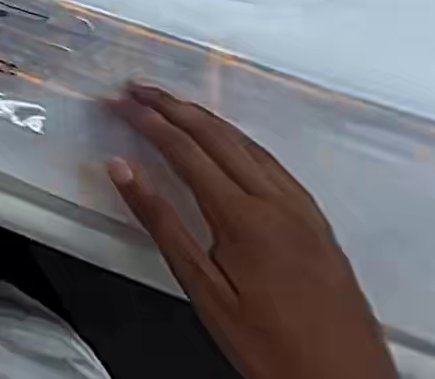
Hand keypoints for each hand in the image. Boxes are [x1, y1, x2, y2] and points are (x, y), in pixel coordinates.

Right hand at [108, 84, 396, 378]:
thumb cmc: (267, 345)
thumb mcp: (203, 288)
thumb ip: (160, 221)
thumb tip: (119, 166)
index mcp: (246, 219)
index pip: (185, 151)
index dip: (147, 121)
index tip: (115, 102)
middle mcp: (279, 206)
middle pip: (218, 138)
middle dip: (173, 107)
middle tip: (135, 88)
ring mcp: (305, 215)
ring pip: (249, 146)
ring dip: (205, 118)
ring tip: (172, 102)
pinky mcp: (320, 227)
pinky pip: (273, 165)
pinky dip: (238, 140)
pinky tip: (227, 141)